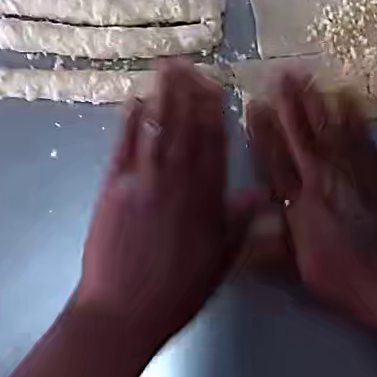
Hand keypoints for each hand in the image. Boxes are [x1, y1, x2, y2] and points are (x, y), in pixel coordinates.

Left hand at [72, 60, 256, 348]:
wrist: (122, 312)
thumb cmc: (177, 291)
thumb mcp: (221, 260)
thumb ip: (239, 222)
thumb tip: (262, 192)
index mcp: (206, 199)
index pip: (215, 146)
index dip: (215, 114)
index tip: (217, 88)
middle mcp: (178, 182)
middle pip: (186, 128)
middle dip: (189, 94)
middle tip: (190, 64)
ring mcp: (144, 180)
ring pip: (159, 129)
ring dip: (163, 96)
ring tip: (167, 68)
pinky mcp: (114, 187)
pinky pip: (125, 146)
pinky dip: (130, 122)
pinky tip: (134, 101)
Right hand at [246, 71, 376, 341]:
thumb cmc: (352, 281)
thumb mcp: (305, 272)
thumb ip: (273, 247)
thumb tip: (241, 232)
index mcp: (300, 204)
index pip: (275, 160)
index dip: (263, 132)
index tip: (253, 105)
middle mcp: (324, 179)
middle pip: (302, 134)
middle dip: (288, 103)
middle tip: (279, 73)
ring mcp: (353, 171)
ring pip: (329, 127)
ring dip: (315, 100)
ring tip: (304, 74)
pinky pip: (361, 134)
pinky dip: (352, 114)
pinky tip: (346, 96)